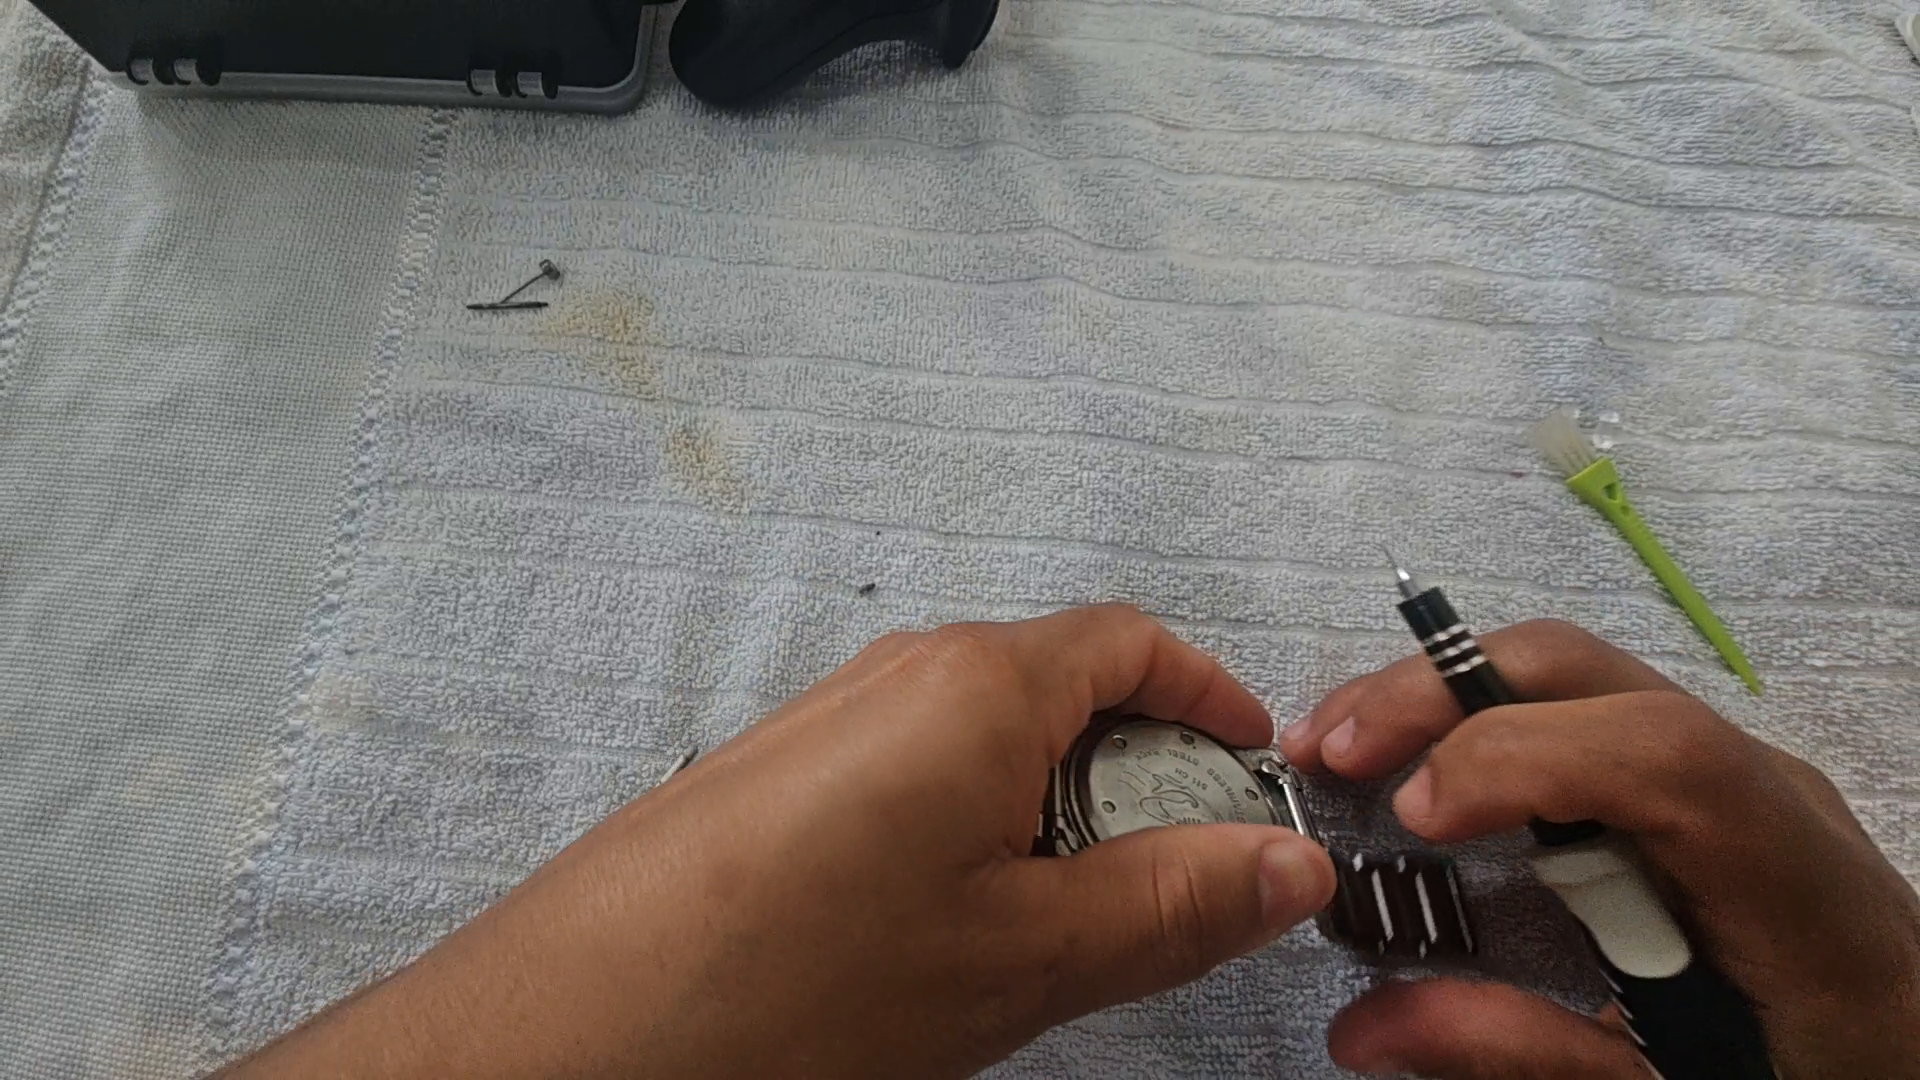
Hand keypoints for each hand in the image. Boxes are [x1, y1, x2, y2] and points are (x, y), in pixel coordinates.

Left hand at [218, 606, 1334, 1079]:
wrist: (588, 1015)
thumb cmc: (823, 973)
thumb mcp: (1026, 951)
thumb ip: (1174, 901)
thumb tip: (1294, 866)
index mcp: (982, 679)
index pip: (1129, 639)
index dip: (1207, 690)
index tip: (1251, 759)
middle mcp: (914, 662)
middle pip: (1065, 676)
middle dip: (1140, 752)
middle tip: (1170, 853)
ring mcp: (850, 699)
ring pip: (996, 715)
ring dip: (1059, 782)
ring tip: (1069, 886)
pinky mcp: (806, 747)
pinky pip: (930, 744)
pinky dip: (986, 795)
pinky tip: (966, 885)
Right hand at [1280, 619, 1919, 1078]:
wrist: (1914, 1048)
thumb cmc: (1822, 1077)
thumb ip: (1524, 1053)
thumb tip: (1358, 1028)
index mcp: (1797, 885)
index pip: (1660, 758)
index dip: (1515, 761)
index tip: (1414, 821)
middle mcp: (1754, 783)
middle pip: (1573, 671)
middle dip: (1429, 695)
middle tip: (1332, 754)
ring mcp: (1706, 753)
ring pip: (1542, 665)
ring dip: (1416, 691)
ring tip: (1328, 743)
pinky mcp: (1661, 754)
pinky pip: (1539, 694)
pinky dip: (1443, 705)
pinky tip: (1387, 746)